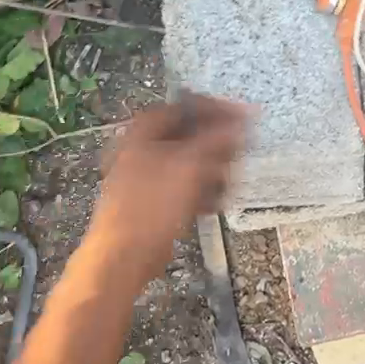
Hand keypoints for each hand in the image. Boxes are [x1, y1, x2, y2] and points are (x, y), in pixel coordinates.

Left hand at [85, 95, 250, 285]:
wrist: (123, 256)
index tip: (241, 116)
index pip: (183, 107)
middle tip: (238, 153)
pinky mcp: (153, 202)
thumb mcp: (189, 167)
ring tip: (229, 184)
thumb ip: (216, 140)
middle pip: (188, 136)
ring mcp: (146, 177)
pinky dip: (200, 191)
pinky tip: (215, 203)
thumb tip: (240, 121)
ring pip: (188, 164)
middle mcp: (142, 150)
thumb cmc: (152, 206)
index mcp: (143, 133)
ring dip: (212, 171)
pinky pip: (182, 188)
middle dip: (217, 145)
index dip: (214, 108)